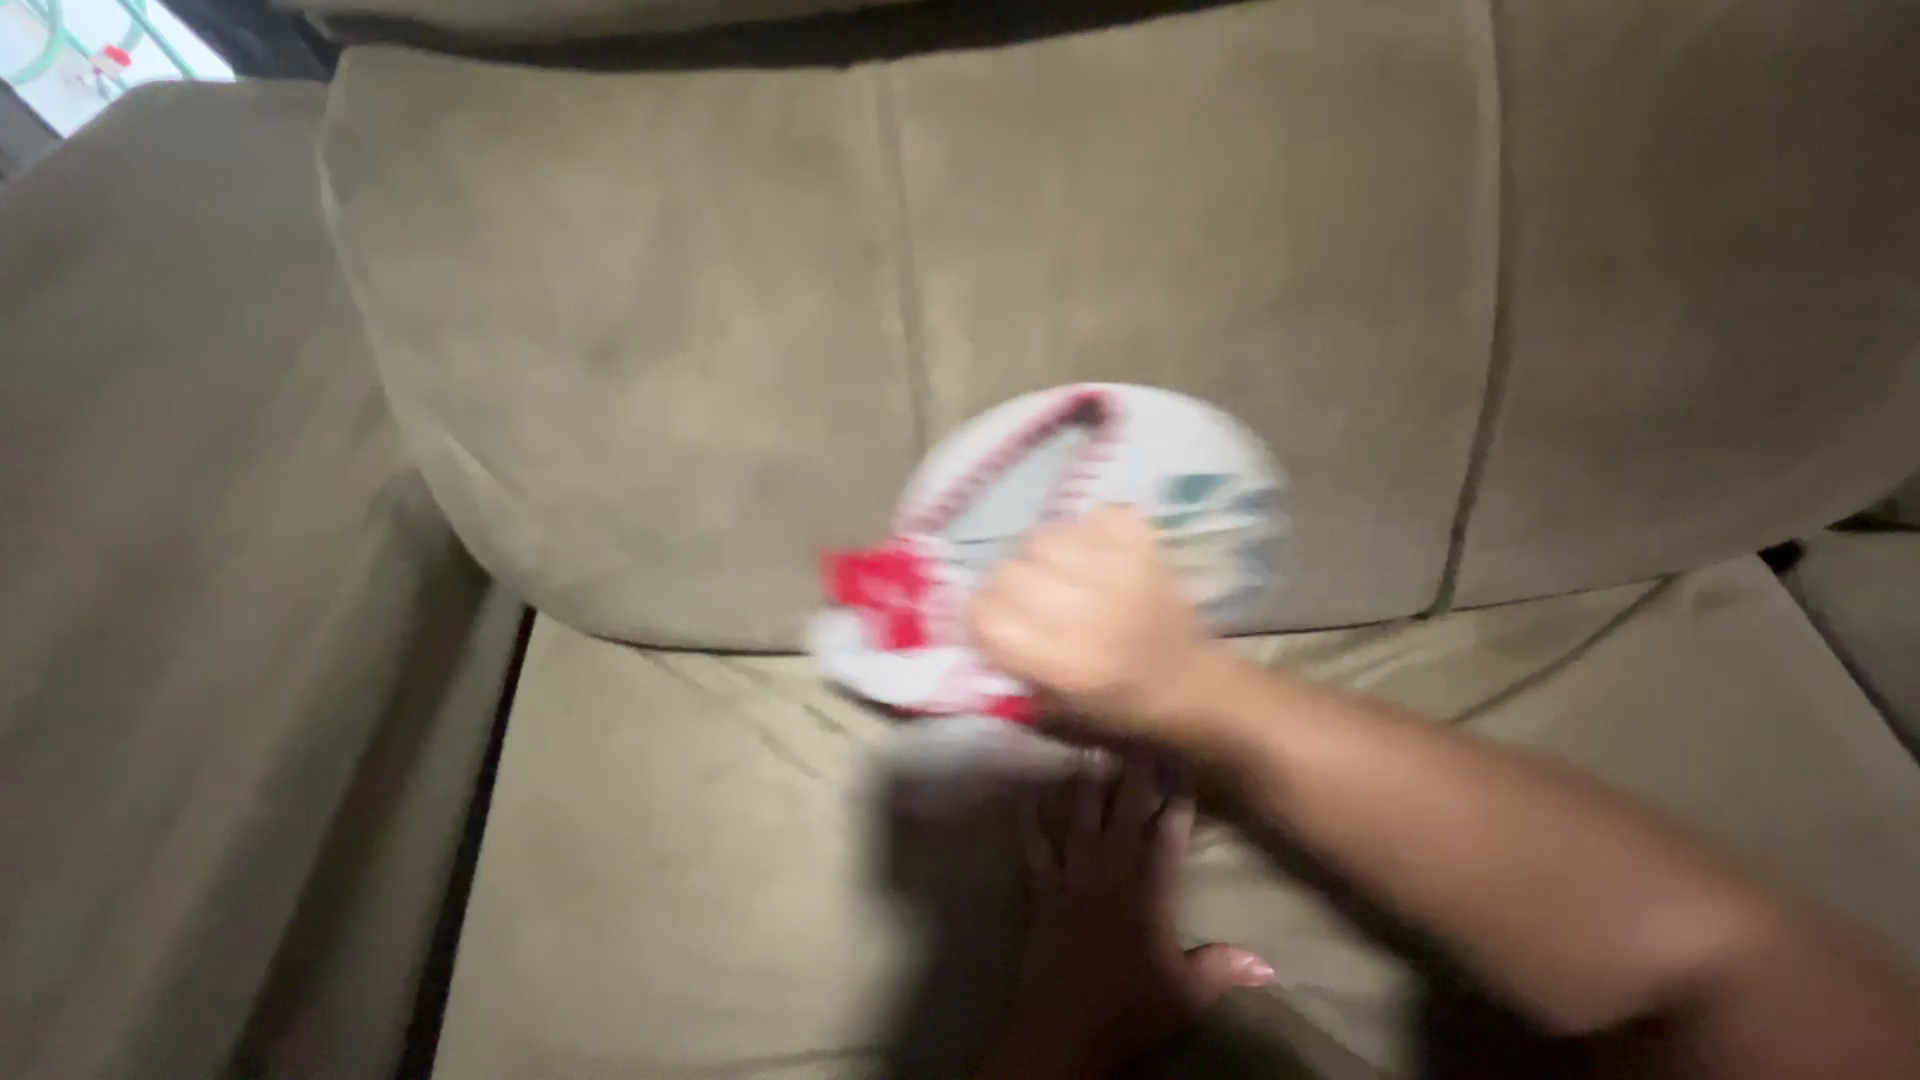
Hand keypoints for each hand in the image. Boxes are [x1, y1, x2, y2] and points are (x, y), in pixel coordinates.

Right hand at [971, 505, 1223, 738]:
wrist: (1187, 683)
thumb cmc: (1112, 703)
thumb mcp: (1048, 706)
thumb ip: (1000, 665)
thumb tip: (964, 621)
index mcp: (1066, 663)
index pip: (987, 614)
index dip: (981, 617)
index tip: (993, 625)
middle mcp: (1092, 612)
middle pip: (1009, 571)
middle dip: (1008, 587)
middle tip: (1027, 601)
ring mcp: (1122, 570)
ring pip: (1043, 536)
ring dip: (1043, 556)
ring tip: (1061, 576)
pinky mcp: (1146, 543)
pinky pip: (1093, 515)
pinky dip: (1088, 531)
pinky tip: (1094, 556)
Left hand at [975, 760, 1271, 1079]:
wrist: (1063, 1031)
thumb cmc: (1130, 1010)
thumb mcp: (1187, 995)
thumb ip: (1223, 968)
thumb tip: (1271, 963)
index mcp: (1150, 891)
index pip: (1170, 831)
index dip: (1179, 794)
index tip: (1184, 758)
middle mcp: (1111, 870)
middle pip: (1126, 810)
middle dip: (1136, 770)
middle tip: (1140, 730)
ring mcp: (1072, 874)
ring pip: (1081, 816)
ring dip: (1088, 780)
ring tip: (1093, 742)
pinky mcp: (1041, 887)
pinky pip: (1034, 844)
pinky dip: (1030, 816)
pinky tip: (1028, 789)